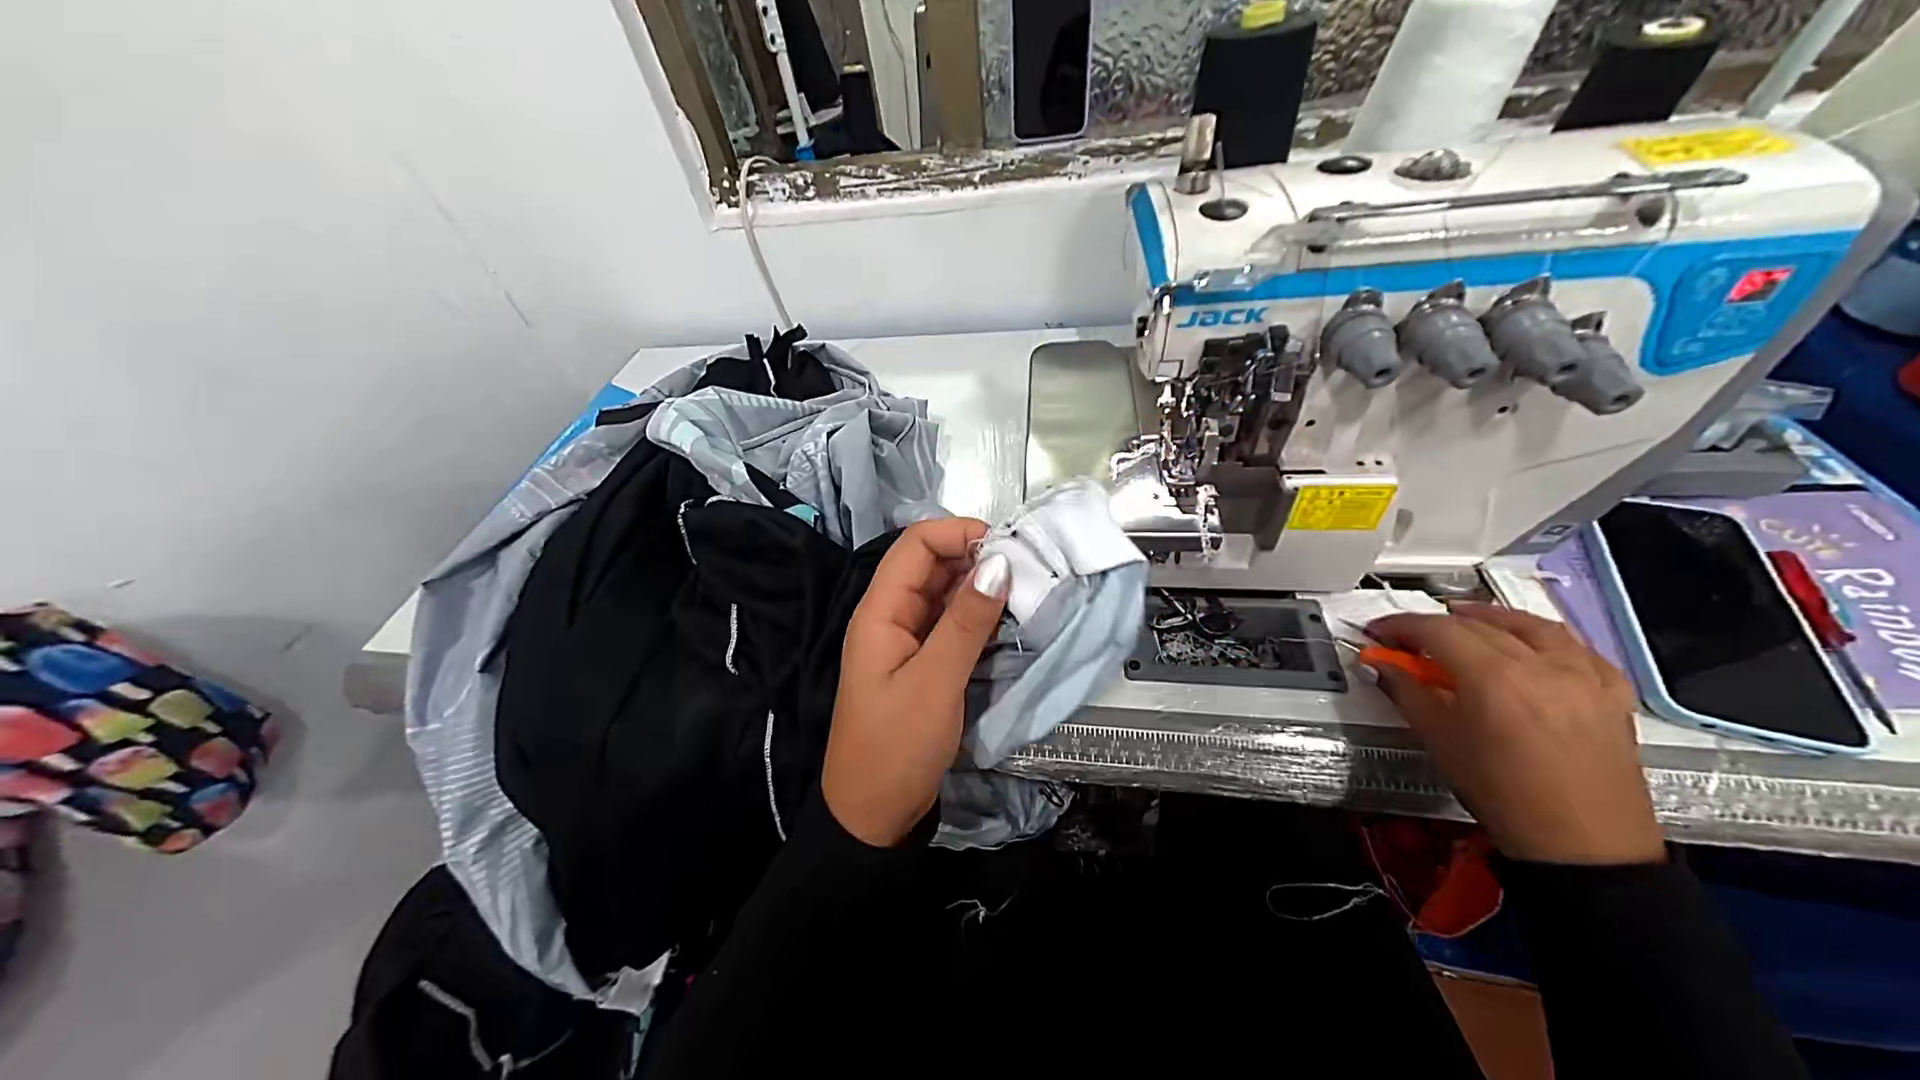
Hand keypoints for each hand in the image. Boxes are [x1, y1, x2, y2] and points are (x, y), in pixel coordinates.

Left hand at [823, 518, 1010, 845]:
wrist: (874, 815)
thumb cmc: (897, 747)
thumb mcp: (935, 681)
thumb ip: (966, 620)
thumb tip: (998, 563)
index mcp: (881, 612)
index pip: (916, 546)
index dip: (958, 534)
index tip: (1007, 546)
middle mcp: (892, 617)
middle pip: (931, 566)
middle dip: (976, 559)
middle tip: (1026, 570)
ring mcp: (907, 642)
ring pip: (945, 596)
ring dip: (981, 589)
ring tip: (1025, 592)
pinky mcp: (923, 665)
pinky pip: (951, 626)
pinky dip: (978, 619)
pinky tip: (1007, 622)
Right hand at [1366, 603, 1664, 864]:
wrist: (1581, 844)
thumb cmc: (1502, 794)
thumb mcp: (1440, 741)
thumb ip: (1407, 693)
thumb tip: (1379, 665)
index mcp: (1494, 678)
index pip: (1437, 630)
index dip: (1401, 626)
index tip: (1379, 632)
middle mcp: (1542, 665)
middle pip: (1478, 623)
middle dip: (1436, 624)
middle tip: (1408, 638)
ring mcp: (1583, 674)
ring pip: (1529, 623)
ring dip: (1489, 617)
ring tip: (1463, 619)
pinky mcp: (1612, 690)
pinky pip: (1574, 645)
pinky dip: (1541, 636)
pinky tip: (1526, 642)